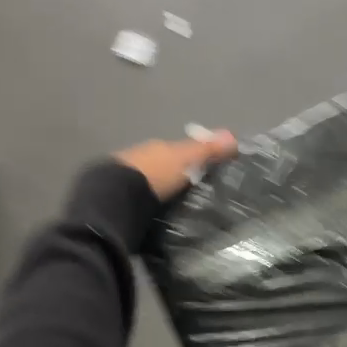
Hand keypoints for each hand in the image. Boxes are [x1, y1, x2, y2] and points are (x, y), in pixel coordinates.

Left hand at [115, 129, 237, 200]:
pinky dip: (143, 200)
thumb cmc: (156, 174)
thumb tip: (233, 135)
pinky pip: (134, 195)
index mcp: (156, 146)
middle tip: (187, 192)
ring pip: (145, 179)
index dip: (191, 158)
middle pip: (160, 164)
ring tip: (170, 205)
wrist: (115, 197)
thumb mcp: (187, 161)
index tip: (204, 172)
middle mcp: (138, 156)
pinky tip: (149, 211)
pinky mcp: (113, 196)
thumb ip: (207, 150)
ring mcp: (122, 176)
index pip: (177, 149)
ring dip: (155, 188)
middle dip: (171, 174)